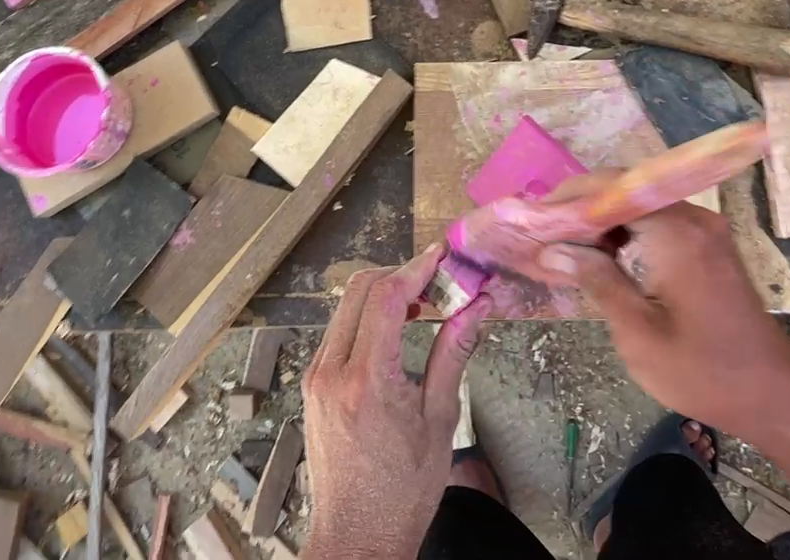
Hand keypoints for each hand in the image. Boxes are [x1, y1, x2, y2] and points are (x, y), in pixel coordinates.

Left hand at [302, 244, 492, 559]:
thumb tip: (476, 308)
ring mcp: (317, 376)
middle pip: (360, 289)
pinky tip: (395, 327)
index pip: (386, 297)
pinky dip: (367, 315)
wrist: (356, 536)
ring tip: (422, 302)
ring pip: (346, 305)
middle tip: (437, 279)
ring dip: (383, 292)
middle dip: (401, 273)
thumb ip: (453, 353)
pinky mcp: (313, 383)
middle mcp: (332, 371)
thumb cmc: (400, 492)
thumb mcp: (439, 420)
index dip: (417, 268)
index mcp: (367, 381)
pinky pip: (339, 328)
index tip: (441, 256)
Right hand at [529, 183, 789, 437]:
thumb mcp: (639, 333)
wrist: (775, 392)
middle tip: (543, 229)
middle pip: (626, 189)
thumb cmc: (703, 370)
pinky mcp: (708, 243)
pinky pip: (659, 218)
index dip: (569, 198)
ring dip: (603, 216)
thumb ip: (597, 281)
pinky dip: (627, 228)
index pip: (611, 190)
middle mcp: (692, 217)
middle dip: (582, 204)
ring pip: (641, 202)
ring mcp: (704, 228)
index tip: (534, 217)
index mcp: (675, 232)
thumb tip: (553, 249)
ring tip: (564, 241)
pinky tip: (603, 253)